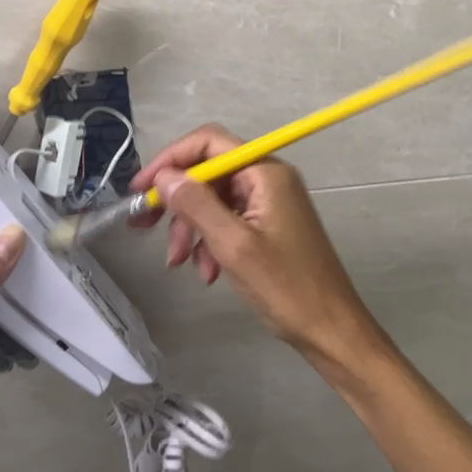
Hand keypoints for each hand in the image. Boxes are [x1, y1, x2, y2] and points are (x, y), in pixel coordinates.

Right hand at [131, 124, 378, 363]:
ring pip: (214, 199)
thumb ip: (197, 206)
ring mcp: (270, 201)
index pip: (209, 142)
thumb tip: (165, 177)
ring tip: (181, 263)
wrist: (330, 328)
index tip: (140, 189)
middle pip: (209, 172)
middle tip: (146, 229)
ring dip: (192, 228)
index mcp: (265, 171)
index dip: (170, 160)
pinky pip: (229, 220)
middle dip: (178, 202)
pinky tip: (209, 272)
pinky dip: (211, 241)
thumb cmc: (286, 286)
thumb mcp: (233, 246)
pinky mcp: (269, 224)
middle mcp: (268, 177)